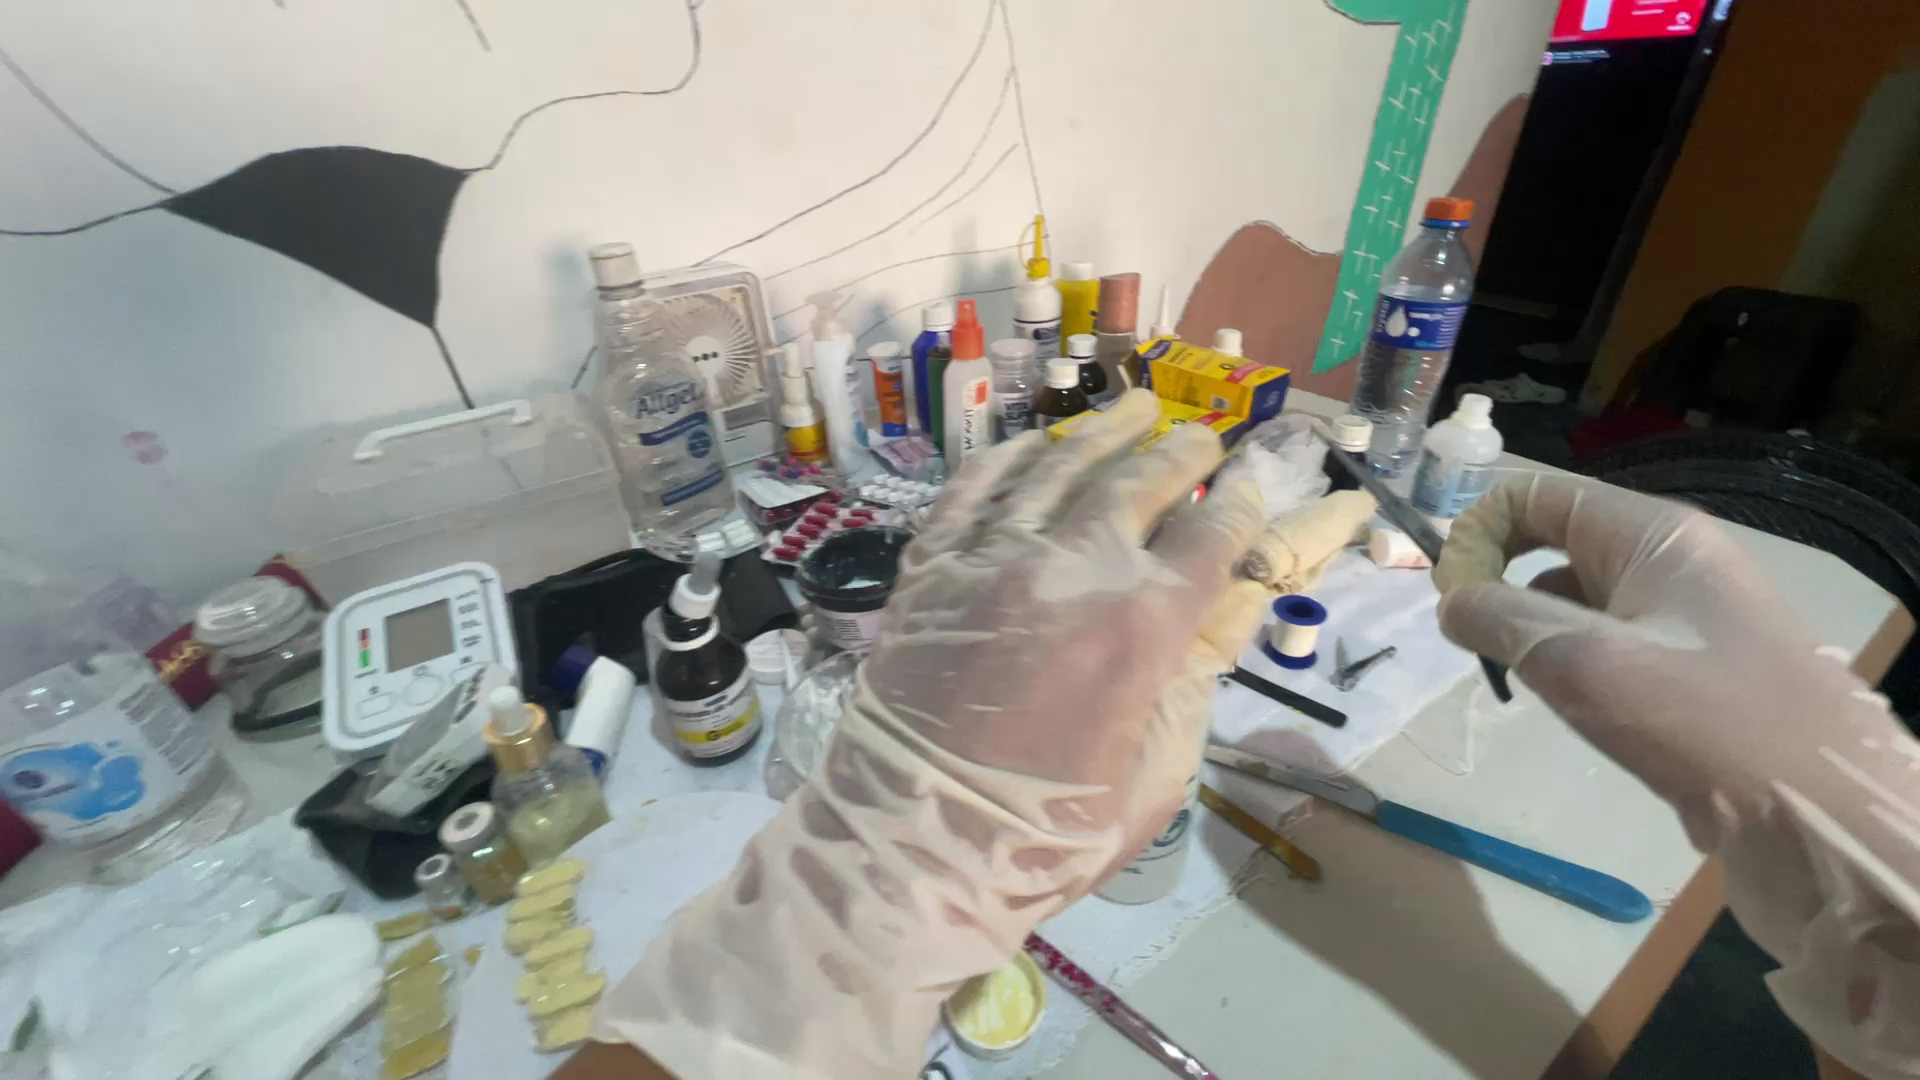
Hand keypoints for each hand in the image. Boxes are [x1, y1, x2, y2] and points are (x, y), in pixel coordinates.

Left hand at [593, 390, 1267, 1079]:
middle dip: (1181, 452)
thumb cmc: (1048, 831)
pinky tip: (1032, 442)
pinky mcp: (931, 566)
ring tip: (1133, 407)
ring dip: (1102, 432)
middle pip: (1139, 483)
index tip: (1248, 485)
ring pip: (1058, 468)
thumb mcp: (1156, 775)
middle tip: (1201, 433)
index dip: (1239, 505)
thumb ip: (1192, 682)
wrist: (919, 839)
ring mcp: (991, 559)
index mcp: (1141, 628)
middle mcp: (1070, 570)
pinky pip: (973, 489)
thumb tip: (1216, 610)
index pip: (1212, 538)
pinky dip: (1006, 457)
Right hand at [1432, 473, 1919, 1078]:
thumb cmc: (1703, 720)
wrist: (1828, 822)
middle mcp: (1668, 557)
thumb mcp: (1577, 658)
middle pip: (1547, 533)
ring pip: (1564, 583)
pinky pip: (1592, 625)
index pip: (1532, 495)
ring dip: (1519, 611)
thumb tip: (1450, 603)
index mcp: (1653, 534)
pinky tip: (1551, 686)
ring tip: (1506, 661)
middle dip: (1492, 570)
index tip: (1450, 593)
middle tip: (1467, 625)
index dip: (1476, 531)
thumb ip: (1494, 615)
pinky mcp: (1682, 656)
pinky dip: (1553, 643)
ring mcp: (1680, 608)